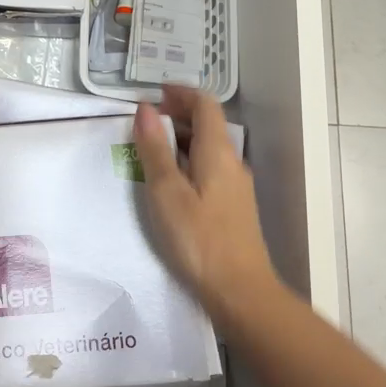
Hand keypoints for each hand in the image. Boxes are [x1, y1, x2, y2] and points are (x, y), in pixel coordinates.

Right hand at [134, 85, 278, 319]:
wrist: (241, 292)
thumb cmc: (199, 239)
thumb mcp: (166, 192)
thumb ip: (154, 149)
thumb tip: (146, 108)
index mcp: (217, 152)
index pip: (204, 104)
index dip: (180, 93)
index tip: (154, 94)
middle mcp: (231, 162)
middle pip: (207, 124)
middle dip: (177, 115)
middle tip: (144, 122)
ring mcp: (236, 186)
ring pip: (207, 149)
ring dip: (180, 140)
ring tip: (149, 150)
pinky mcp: (233, 208)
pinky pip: (209, 169)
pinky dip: (187, 162)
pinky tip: (168, 183)